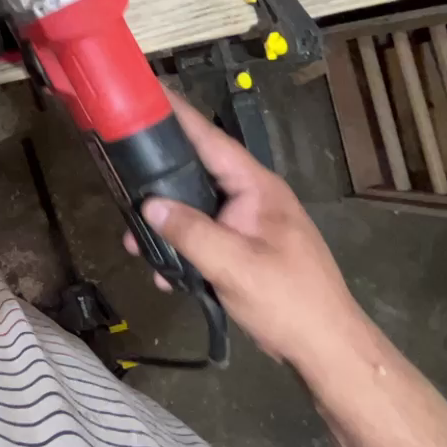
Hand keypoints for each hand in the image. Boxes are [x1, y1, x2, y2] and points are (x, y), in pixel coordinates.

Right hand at [124, 91, 369, 368]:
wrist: (329, 354)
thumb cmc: (290, 302)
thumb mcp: (235, 266)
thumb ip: (190, 233)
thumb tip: (148, 205)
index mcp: (256, 187)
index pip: (209, 138)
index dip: (176, 114)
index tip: (142, 92)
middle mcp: (250, 196)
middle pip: (193, 171)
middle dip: (155, 179)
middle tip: (116, 173)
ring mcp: (246, 222)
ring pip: (192, 207)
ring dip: (162, 224)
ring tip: (133, 242)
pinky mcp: (241, 247)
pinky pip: (199, 234)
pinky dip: (178, 248)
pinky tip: (162, 272)